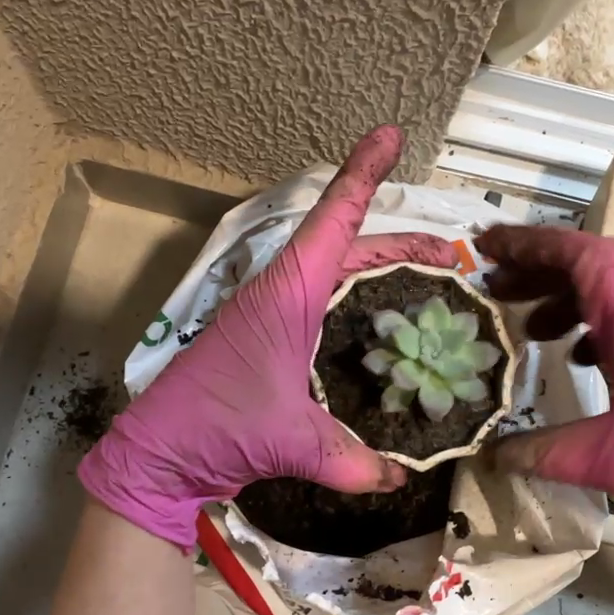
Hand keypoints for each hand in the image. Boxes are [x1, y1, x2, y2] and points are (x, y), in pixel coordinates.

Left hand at [79, 126, 459, 547]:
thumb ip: (351, 461)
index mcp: (286, 294)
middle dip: (403, 243)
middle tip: (454, 257)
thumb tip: (400, 478)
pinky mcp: (267, 339)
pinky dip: (356, 298)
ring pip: (335, 272)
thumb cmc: (217, 427)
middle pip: (348, 245)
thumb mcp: (290, 441)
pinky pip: (322, 301)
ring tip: (430, 278)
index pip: (333, 220)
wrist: (159, 452)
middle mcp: (280, 293)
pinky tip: (379, 320)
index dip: (362, 174)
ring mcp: (272, 315)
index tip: (389, 135)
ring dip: (381, 267)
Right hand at [473, 226, 613, 586]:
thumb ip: (541, 451)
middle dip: (540, 270)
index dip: (526, 243)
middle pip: (594, 262)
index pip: (575, 252)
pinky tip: (581, 357)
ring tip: (530, 329)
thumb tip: (489, 455)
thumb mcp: (609, 458)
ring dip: (570, 297)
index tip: (485, 245)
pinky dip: (602, 321)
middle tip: (494, 290)